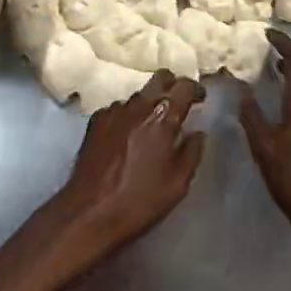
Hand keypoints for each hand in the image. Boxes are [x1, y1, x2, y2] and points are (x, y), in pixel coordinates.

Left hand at [52, 71, 205, 257]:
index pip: (183, 86)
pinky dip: (129, 116)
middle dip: (173, 85)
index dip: (195, 88)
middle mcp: (138, 104)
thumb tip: (198, 133)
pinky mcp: (96, 119)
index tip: (200, 97)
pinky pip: (119, 109)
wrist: (90, 211)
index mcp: (162, 116)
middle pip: (159, 78)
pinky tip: (128, 137)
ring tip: (152, 126)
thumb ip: (192, 152)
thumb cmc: (140, 200)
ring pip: (139, 95)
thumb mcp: (178, 183)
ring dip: (149, 104)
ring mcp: (114, 109)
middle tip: (179, 104)